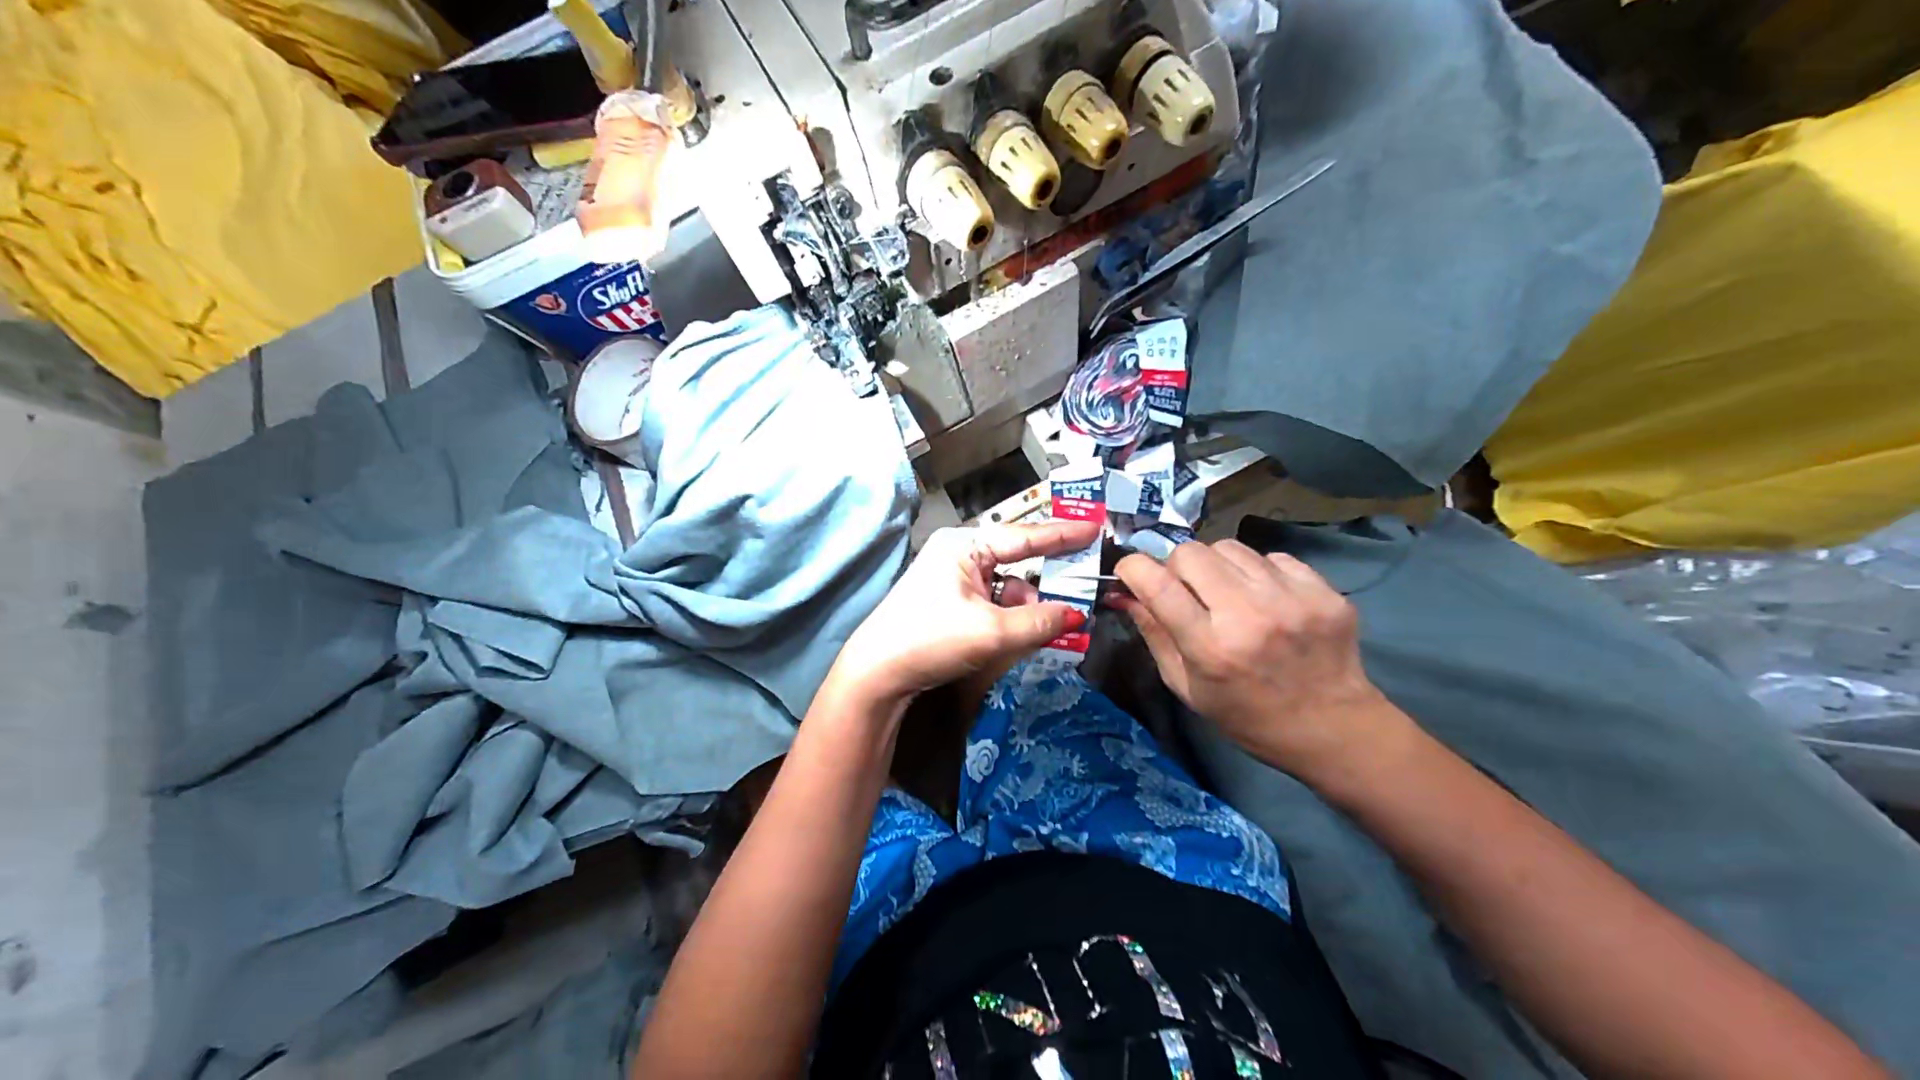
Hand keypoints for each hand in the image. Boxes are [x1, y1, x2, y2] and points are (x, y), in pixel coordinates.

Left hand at [825, 520, 1101, 706]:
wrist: (877, 674)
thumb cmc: (931, 640)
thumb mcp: (992, 632)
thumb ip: (1040, 621)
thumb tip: (1077, 616)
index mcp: (964, 546)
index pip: (1023, 535)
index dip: (1062, 534)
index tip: (1095, 529)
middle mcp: (958, 554)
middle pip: (1016, 561)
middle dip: (1045, 580)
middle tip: (1080, 587)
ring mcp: (951, 578)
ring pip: (1006, 586)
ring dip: (1026, 606)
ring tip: (1046, 627)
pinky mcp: (949, 602)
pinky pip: (992, 601)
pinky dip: (1010, 616)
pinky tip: (1019, 634)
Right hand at [1114, 540, 1410, 779]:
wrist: (1333, 728)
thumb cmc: (1247, 715)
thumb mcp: (1186, 685)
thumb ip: (1154, 633)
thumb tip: (1121, 593)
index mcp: (1211, 647)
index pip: (1157, 583)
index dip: (1133, 568)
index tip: (1129, 572)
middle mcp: (1249, 615)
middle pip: (1191, 553)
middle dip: (1177, 567)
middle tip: (1186, 590)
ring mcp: (1291, 599)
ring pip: (1229, 547)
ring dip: (1217, 566)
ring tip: (1228, 594)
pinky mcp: (1323, 591)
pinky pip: (1271, 557)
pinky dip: (1258, 572)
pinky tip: (1265, 599)